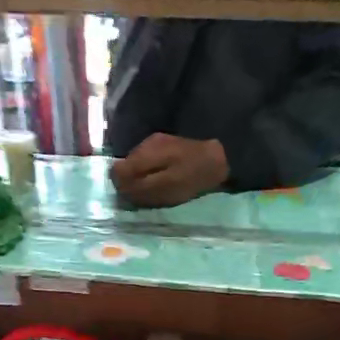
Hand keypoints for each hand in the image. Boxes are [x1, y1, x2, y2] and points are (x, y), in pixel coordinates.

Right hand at [110, 133, 228, 207]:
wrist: (221, 157)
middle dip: (131, 182)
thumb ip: (141, 187)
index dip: (122, 187)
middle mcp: (145, 143)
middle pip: (125, 167)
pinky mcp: (163, 144)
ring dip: (140, 178)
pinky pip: (146, 161)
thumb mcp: (167, 188)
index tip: (133, 198)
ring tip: (157, 187)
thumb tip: (119, 190)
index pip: (117, 171)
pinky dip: (150, 172)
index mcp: (146, 153)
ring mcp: (154, 141)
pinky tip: (163, 177)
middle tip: (148, 195)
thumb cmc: (194, 176)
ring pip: (135, 164)